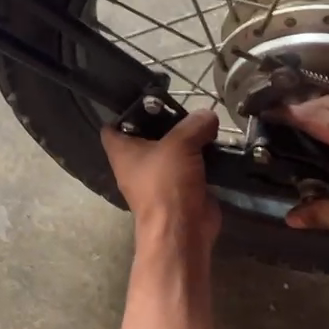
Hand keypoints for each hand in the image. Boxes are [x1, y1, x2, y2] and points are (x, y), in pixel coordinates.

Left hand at [101, 109, 221, 251]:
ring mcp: (158, 177)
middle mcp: (135, 163)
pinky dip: (201, 158)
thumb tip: (208, 116)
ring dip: (187, 140)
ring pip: (171, 150)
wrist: (182, 230)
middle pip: (147, 134)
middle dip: (166, 121)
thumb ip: (194, 124)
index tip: (147, 97)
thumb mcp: (180, 143)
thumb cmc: (167, 183)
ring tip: (206, 122)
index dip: (125, 110)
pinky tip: (216, 144)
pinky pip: (189, 166)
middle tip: (186, 107)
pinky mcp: (179, 188)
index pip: (113, 125)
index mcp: (122, 151)